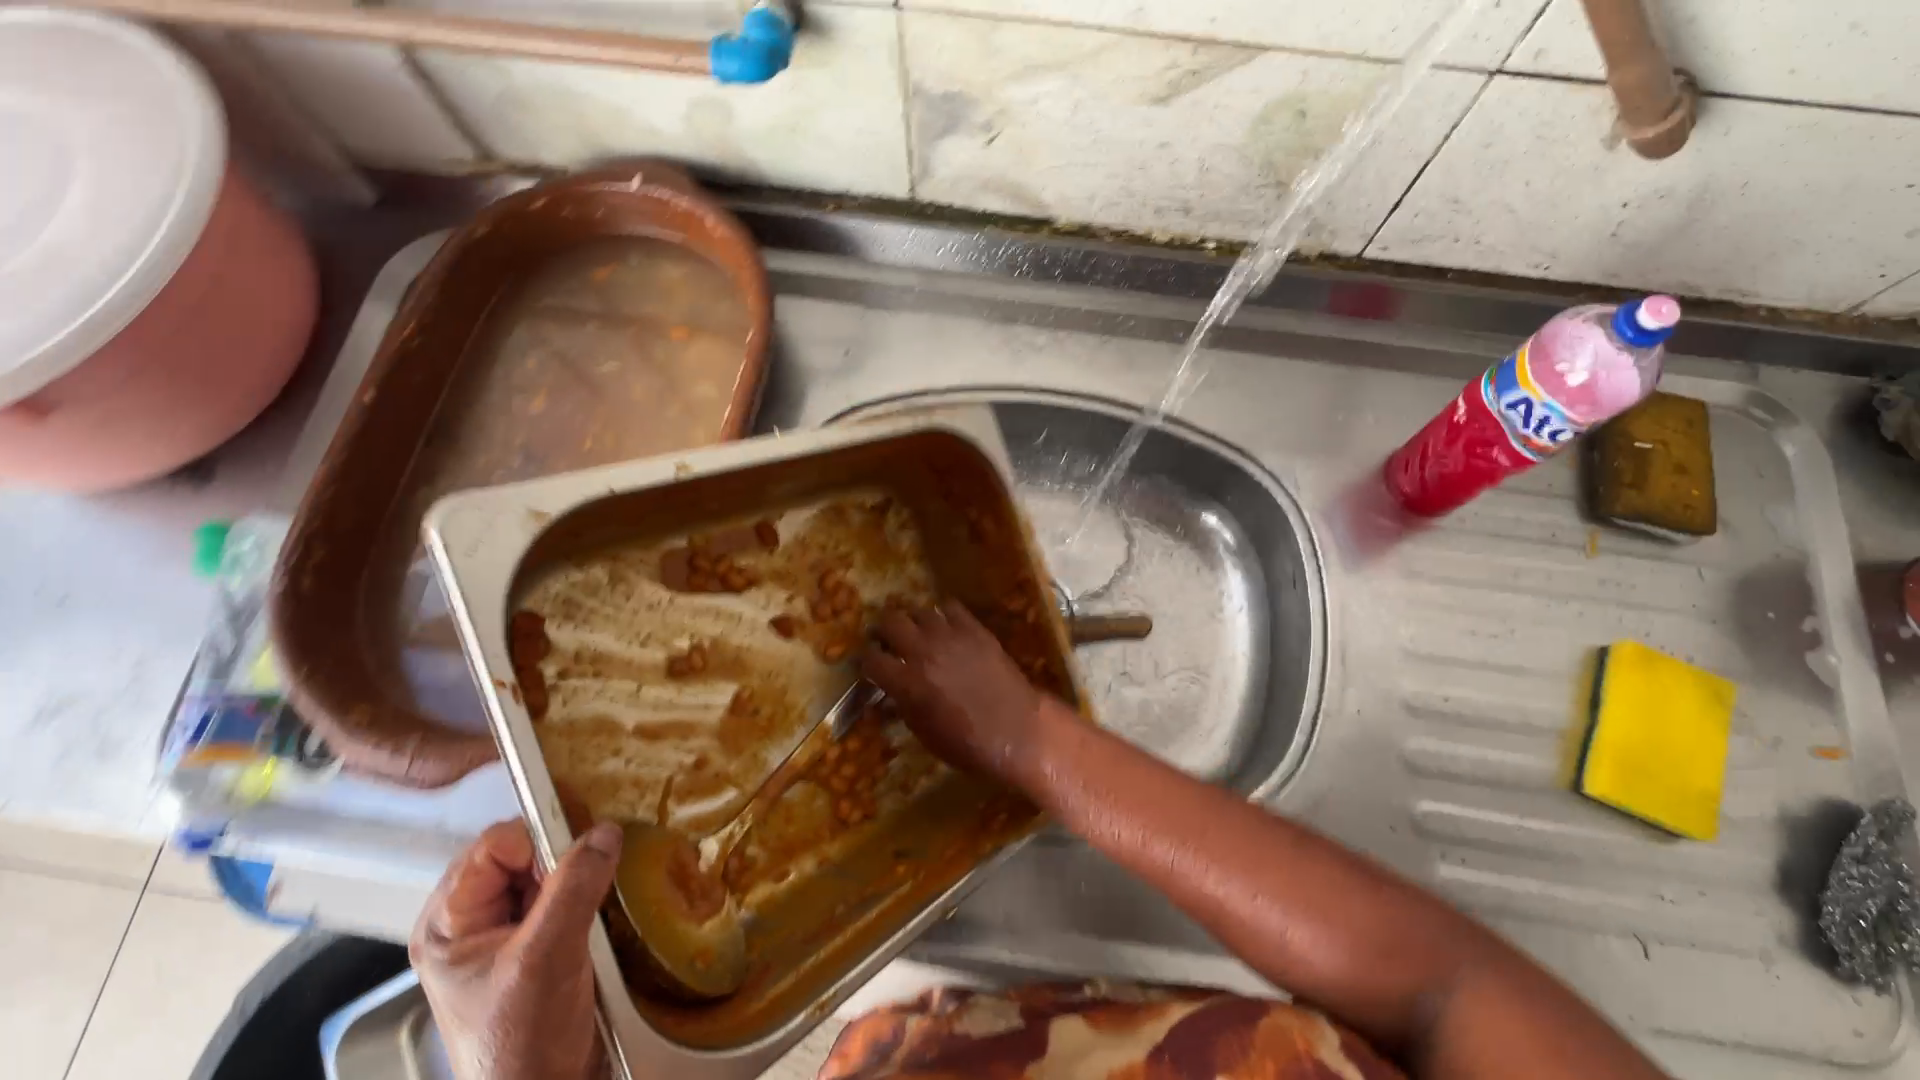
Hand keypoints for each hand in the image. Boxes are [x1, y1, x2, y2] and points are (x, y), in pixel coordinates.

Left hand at [411, 820, 622, 1079]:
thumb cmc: (522, 1044)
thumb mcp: (545, 960)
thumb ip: (572, 890)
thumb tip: (605, 832)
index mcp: (449, 922)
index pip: (493, 846)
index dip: (537, 842)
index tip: (574, 858)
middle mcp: (474, 921)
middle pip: (524, 854)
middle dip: (564, 860)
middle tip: (590, 887)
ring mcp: (509, 934)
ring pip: (550, 874)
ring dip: (583, 879)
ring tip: (600, 903)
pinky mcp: (543, 944)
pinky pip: (569, 898)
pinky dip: (592, 897)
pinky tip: (606, 913)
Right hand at [860, 600, 1056, 787]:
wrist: (1017, 731)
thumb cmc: (967, 744)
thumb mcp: (925, 734)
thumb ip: (902, 708)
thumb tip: (888, 698)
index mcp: (906, 682)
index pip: (871, 659)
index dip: (866, 661)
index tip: (870, 666)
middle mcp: (923, 652)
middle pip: (890, 622)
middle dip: (884, 631)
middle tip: (888, 641)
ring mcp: (951, 636)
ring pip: (919, 610)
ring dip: (914, 621)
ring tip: (919, 632)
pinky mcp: (975, 630)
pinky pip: (951, 607)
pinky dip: (943, 614)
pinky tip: (946, 626)